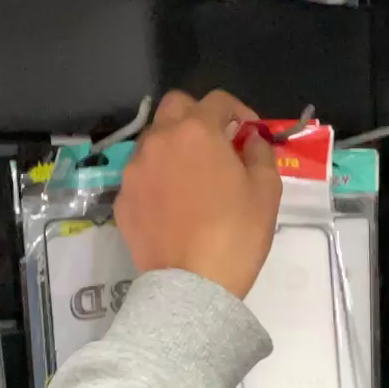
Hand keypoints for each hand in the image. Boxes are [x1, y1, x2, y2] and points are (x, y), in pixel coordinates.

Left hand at [115, 89, 282, 298]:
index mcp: (196, 131)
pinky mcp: (121, 200)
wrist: (192, 286)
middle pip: (176, 108)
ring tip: (194, 177)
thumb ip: (260, 153)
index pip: (219, 101)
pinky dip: (158, 179)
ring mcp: (134, 171)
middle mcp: (159, 141)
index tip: (250, 135)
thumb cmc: (236, 235)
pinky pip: (142, 176)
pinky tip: (174, 205)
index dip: (240, 112)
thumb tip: (249, 139)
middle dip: (199, 117)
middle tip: (218, 145)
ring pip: (154, 141)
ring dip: (175, 147)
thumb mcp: (266, 191)